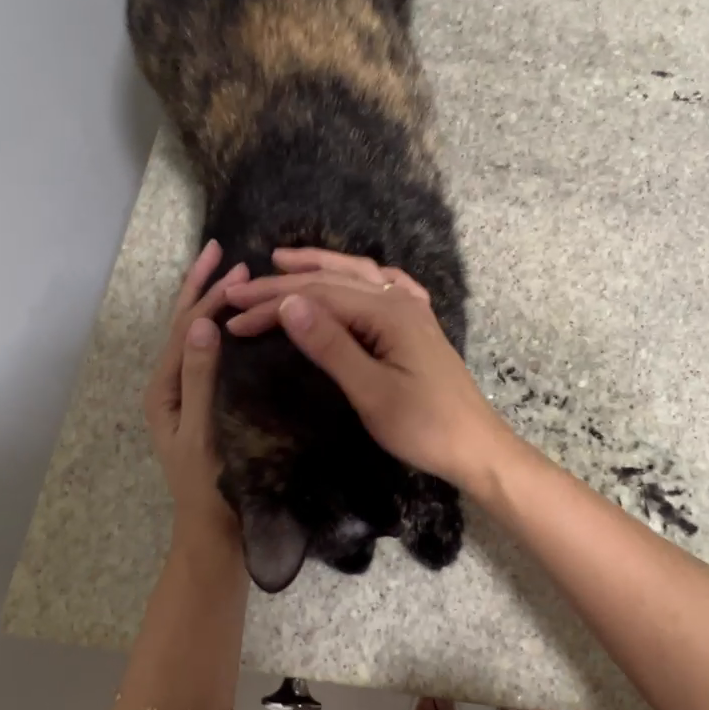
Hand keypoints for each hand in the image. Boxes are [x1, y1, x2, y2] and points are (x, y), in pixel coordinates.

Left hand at [143, 240, 247, 526]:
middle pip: (183, 326)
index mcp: (163, 389)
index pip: (184, 329)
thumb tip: (199, 323)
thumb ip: (200, 378)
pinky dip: (222, 330)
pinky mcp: (206, 403)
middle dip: (201, 288)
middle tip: (222, 251)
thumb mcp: (202, 430)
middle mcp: (170, 386)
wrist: (216, 530)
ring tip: (229, 273)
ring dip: (210, 304)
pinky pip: (211, 356)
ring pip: (196, 338)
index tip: (234, 265)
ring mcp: (187, 395)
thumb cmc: (210, 485)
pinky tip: (241, 321)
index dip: (206, 295)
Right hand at [224, 248, 513, 490]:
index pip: (319, 297)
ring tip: (282, 262)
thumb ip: (330, 345)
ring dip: (318, 269)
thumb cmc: (424, 427)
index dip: (273, 304)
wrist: (476, 447)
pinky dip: (357, 277)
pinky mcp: (418, 328)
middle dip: (284, 283)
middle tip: (239, 292)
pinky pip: (384, 287)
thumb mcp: (371, 391)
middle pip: (334, 280)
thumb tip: (288, 304)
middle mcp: (401, 301)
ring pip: (358, 276)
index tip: (232, 316)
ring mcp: (413, 311)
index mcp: (389, 312)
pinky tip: (351, 276)